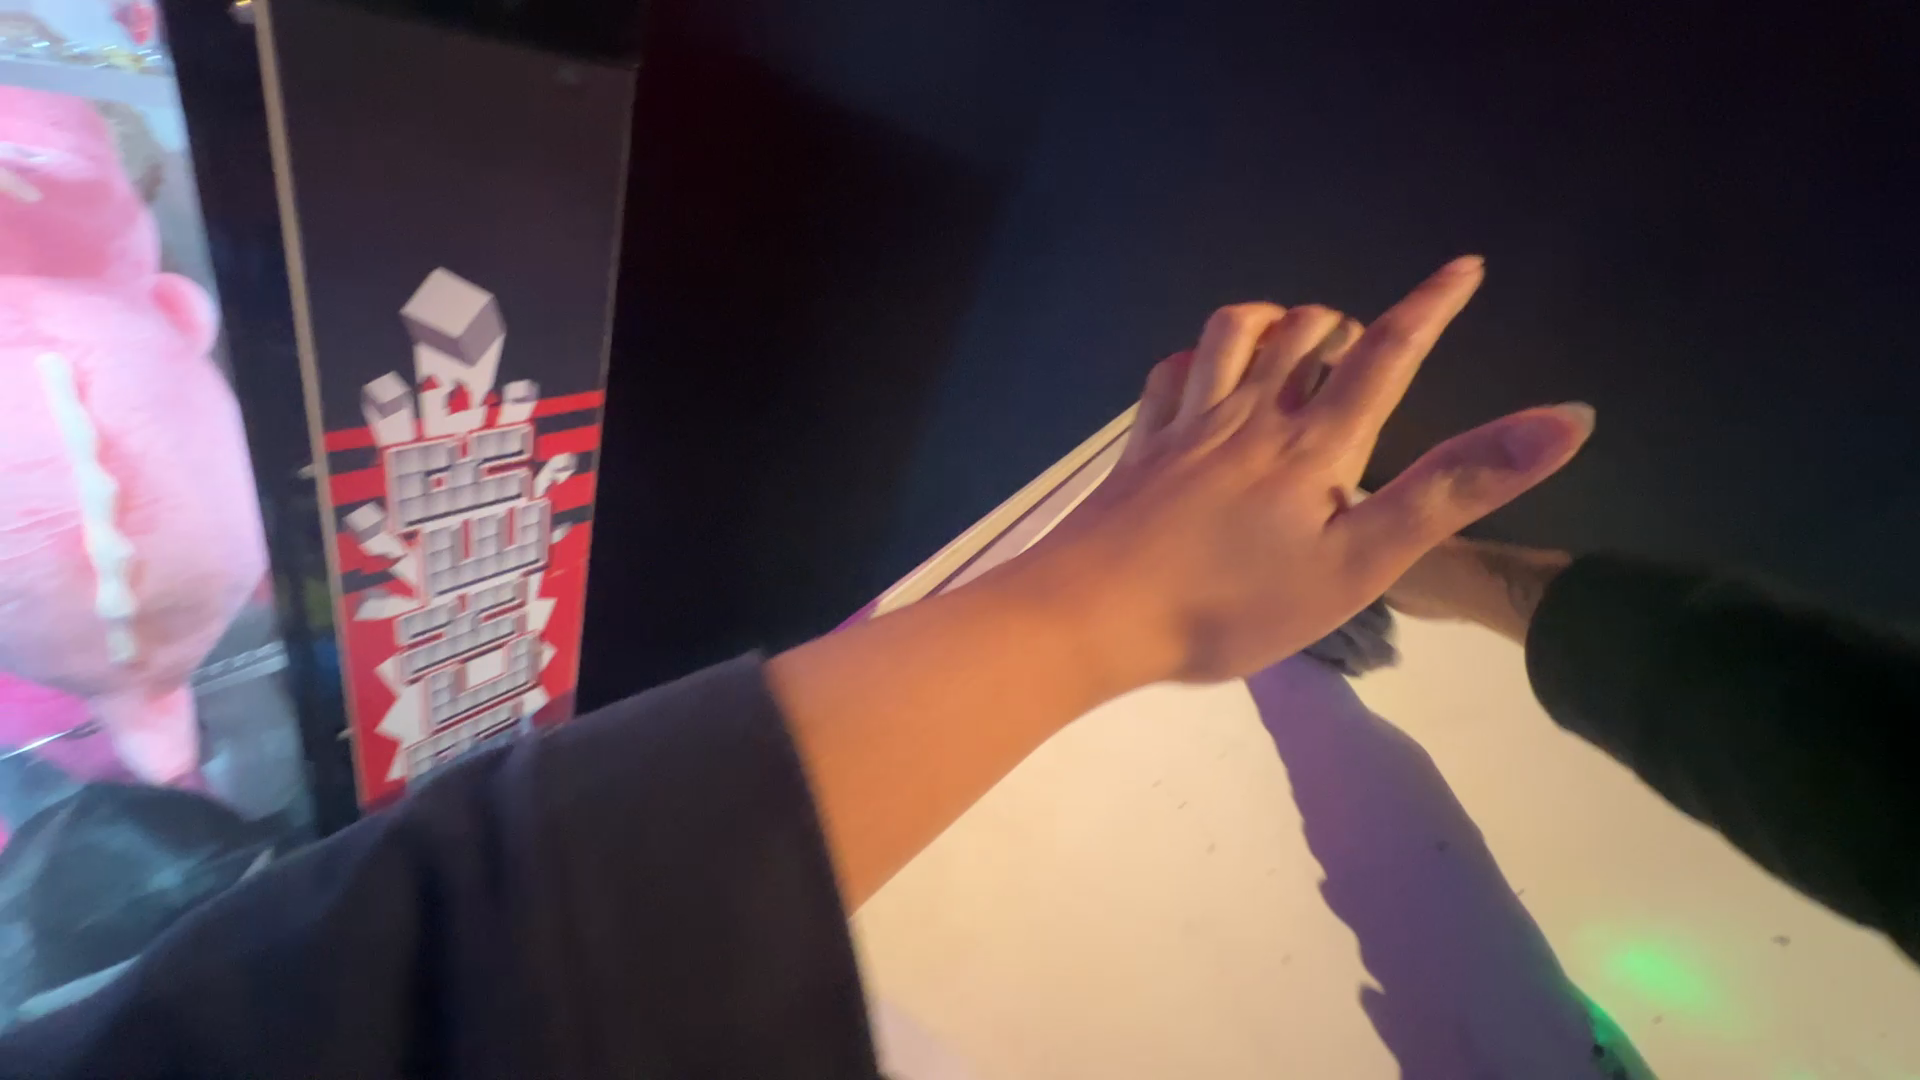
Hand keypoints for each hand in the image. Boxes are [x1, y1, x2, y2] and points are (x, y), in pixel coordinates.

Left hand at [1028, 256, 1594, 684]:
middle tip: (1360, 337)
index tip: (1462, 267)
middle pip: (1302, 335)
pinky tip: (1199, 368)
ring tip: (1289, 332)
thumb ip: (1452, 488)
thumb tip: (1565, 417)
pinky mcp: (1139, 447)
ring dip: (1269, 319)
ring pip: (1231, 337)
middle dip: (1341, 321)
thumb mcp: (1359, 563)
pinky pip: (1167, 375)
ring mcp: (1185, 427)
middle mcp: (1248, 417)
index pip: (1384, 356)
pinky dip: (1193, 357)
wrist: (1099, 612)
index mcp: (1310, 447)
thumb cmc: (1231, 603)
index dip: (1429, 308)